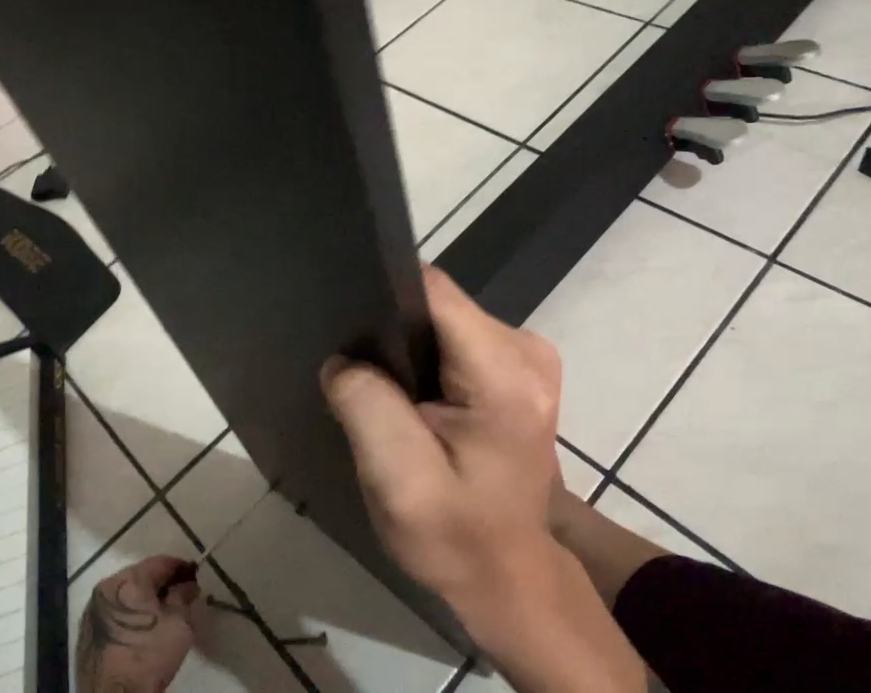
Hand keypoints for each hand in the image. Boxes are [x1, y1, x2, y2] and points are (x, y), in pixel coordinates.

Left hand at [75, 556, 199, 691]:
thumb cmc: (150, 655)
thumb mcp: (179, 623)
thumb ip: (183, 597)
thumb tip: (188, 585)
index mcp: (127, 580)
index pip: (159, 562)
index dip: (181, 567)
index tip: (195, 575)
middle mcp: (105, 588)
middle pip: (140, 576)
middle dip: (162, 582)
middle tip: (181, 593)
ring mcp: (92, 611)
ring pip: (125, 594)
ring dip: (144, 598)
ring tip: (163, 610)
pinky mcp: (87, 632)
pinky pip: (114, 612)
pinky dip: (130, 613)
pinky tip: (143, 626)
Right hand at [321, 267, 644, 691]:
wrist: (505, 575)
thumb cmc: (454, 537)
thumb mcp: (399, 483)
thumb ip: (367, 406)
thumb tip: (343, 358)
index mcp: (507, 374)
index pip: (433, 294)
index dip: (385, 302)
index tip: (351, 337)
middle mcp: (527, 349)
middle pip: (438, 306)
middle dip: (393, 335)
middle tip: (363, 383)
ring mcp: (527, 356)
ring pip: (442, 320)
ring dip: (408, 350)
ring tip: (387, 396)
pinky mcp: (517, 367)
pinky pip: (454, 338)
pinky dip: (427, 362)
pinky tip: (412, 400)